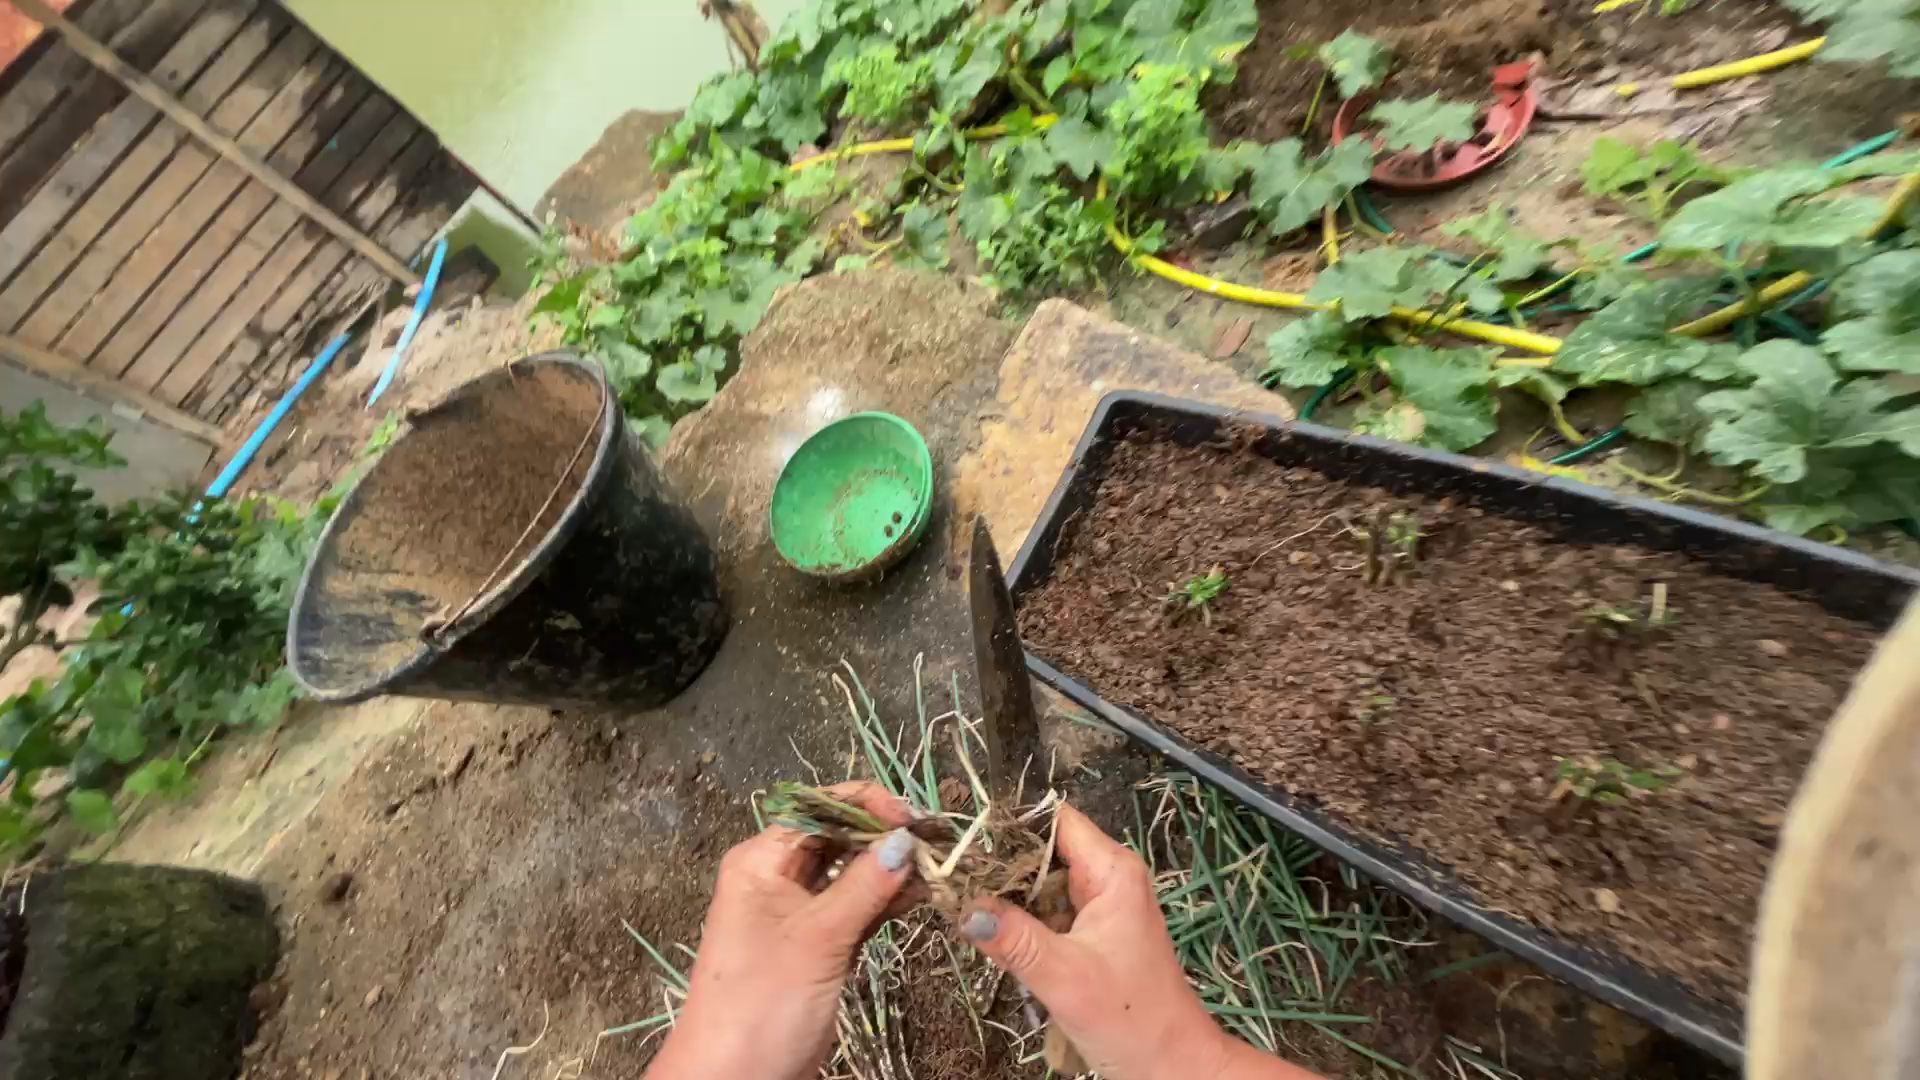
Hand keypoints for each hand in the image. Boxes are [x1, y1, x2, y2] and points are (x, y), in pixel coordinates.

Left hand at [644, 782, 918, 1079]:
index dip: (866, 805)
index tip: (912, 817)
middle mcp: (780, 874)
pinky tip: (920, 893)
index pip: (819, 810)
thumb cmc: (762, 1004)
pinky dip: (886, 897)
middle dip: (885, 835)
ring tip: (935, 865)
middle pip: (839, 836)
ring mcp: (800, 909)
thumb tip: (906, 839)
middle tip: (934, 840)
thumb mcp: (818, 939)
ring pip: (852, 870)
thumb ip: (865, 885)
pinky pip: (857, 903)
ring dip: (890, 866)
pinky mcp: (819, 940)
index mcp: (763, 859)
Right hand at [961, 804, 1324, 1079]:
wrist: (1175, 1070)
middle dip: (1004, 863)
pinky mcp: (1092, 929)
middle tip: (959, 878)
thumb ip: (1014, 940)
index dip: (1012, 823)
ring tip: (967, 902)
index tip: (968, 840)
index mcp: (1111, 869)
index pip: (1056, 819)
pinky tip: (995, 931)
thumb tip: (964, 909)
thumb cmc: (1132, 1019)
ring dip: (1011, 894)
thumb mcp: (1065, 978)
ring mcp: (1100, 902)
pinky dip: (1024, 918)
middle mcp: (1107, 875)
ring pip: (1043, 879)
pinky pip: (1049, 908)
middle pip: (1045, 847)